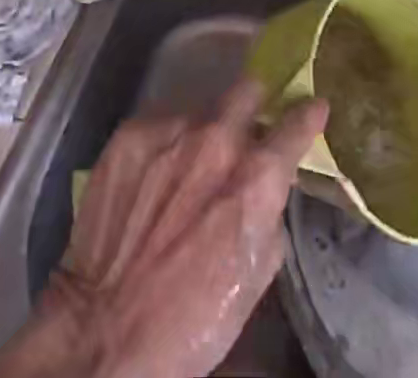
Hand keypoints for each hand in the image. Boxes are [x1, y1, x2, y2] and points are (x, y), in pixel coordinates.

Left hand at [0, 79, 328, 377]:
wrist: (104, 327)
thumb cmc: (193, 316)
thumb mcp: (257, 271)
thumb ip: (268, 210)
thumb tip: (267, 184)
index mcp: (255, 178)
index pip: (296, 123)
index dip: (308, 114)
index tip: (313, 108)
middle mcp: (215, 142)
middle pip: (248, 90)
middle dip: (255, 103)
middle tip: (250, 123)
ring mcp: (168, 132)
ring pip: (200, 113)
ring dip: (203, 134)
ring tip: (188, 169)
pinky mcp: (129, 135)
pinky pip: (161, 125)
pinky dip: (167, 145)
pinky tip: (154, 179)